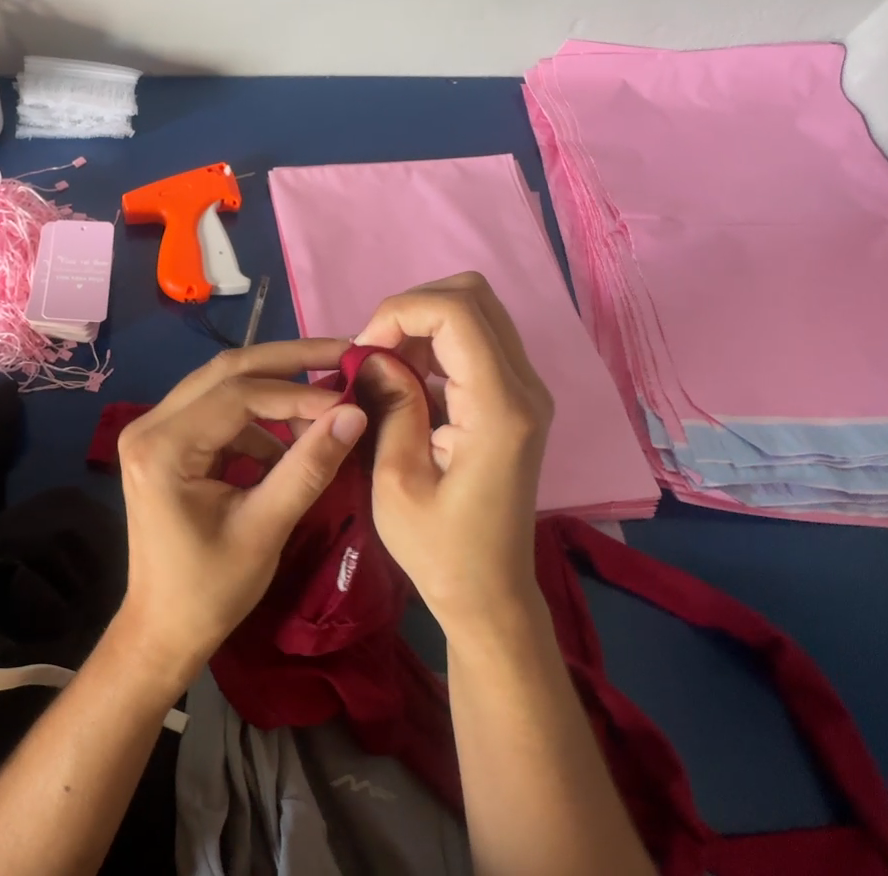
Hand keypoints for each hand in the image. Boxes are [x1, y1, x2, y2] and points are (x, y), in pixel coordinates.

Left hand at [113, 339, 367, 686]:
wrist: (164, 627)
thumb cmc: (210, 589)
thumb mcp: (265, 528)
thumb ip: (308, 467)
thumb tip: (354, 412)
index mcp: (163, 448)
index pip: (237, 395)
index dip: (298, 392)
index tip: (352, 396)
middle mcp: (148, 426)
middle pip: (225, 373)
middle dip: (288, 363)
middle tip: (345, 354)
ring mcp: (152, 433)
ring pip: (220, 387)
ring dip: (274, 392)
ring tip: (328, 405)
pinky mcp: (166, 445)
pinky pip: (216, 414)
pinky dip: (257, 420)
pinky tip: (292, 441)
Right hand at [351, 273, 553, 630]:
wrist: (489, 592)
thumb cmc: (438, 549)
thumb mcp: (396, 482)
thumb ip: (390, 407)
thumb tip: (372, 355)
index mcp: (498, 409)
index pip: (457, 312)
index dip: (399, 313)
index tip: (361, 353)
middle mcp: (524, 387)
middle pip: (472, 295)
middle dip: (410, 309)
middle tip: (371, 353)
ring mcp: (525, 391)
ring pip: (474, 312)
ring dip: (420, 324)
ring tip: (382, 366)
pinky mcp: (515, 400)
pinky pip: (475, 341)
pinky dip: (434, 342)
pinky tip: (404, 379)